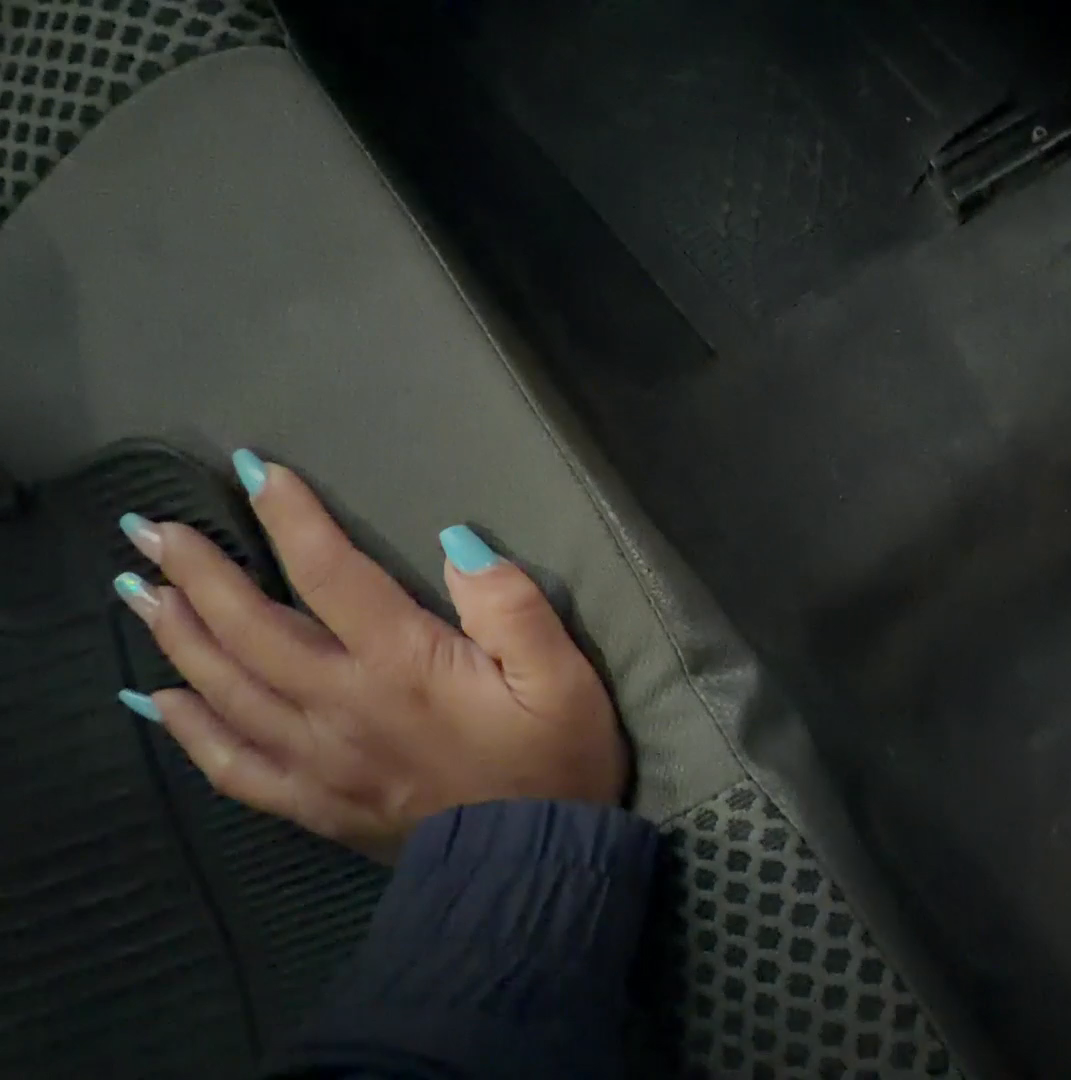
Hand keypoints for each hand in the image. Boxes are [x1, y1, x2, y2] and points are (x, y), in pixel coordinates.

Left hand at [113, 450, 628, 860]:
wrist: (533, 859)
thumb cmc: (558, 756)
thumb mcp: (564, 675)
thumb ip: (513, 607)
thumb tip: (458, 544)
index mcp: (405, 666)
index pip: (335, 576)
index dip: (295, 520)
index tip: (256, 472)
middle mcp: (342, 705)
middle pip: (253, 628)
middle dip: (201, 571)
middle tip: (156, 528)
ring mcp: (319, 758)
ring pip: (226, 687)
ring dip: (177, 634)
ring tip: (139, 590)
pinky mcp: (316, 800)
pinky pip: (231, 763)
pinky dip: (187, 729)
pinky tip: (161, 701)